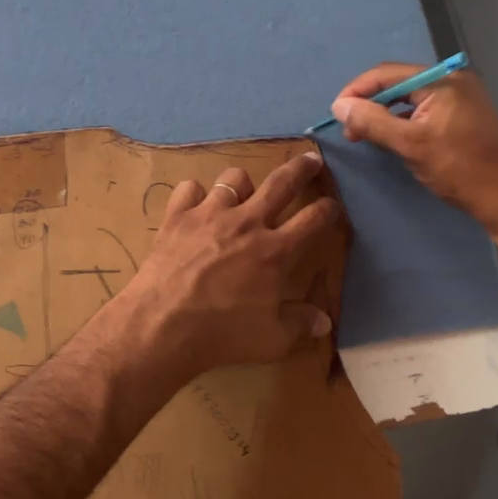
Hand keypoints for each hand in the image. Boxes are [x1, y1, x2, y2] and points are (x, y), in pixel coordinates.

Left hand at [115, 153, 341, 383]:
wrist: (163, 325)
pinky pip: (190, 188)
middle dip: (302, 168)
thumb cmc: (223, 333)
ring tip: (242, 193)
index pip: (313, 220)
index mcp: (275, 251)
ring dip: (243, 184)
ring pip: (235, 178)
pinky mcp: (178, 216)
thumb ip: (301, 324)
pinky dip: (196, 195)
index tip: (333, 205)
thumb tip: (325, 320)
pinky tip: (196, 207)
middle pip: (281, 183)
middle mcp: (247, 223)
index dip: (328, 209)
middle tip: (311, 159)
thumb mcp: (272, 339)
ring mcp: (210, 214)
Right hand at [329, 62, 497, 239]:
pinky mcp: (463, 116)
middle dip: (370, 103)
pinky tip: (392, 138)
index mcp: (442, 80)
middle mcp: (452, 81)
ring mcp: (461, 98)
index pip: (387, 74)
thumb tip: (339, 106)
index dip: (357, 90)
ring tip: (365, 135)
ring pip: (410, 98)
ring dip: (385, 113)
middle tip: (349, 128)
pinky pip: (424, 109)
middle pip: (398, 83)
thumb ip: (372, 121)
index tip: (336, 113)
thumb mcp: (410, 145)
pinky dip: (403, 121)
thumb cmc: (460, 170)